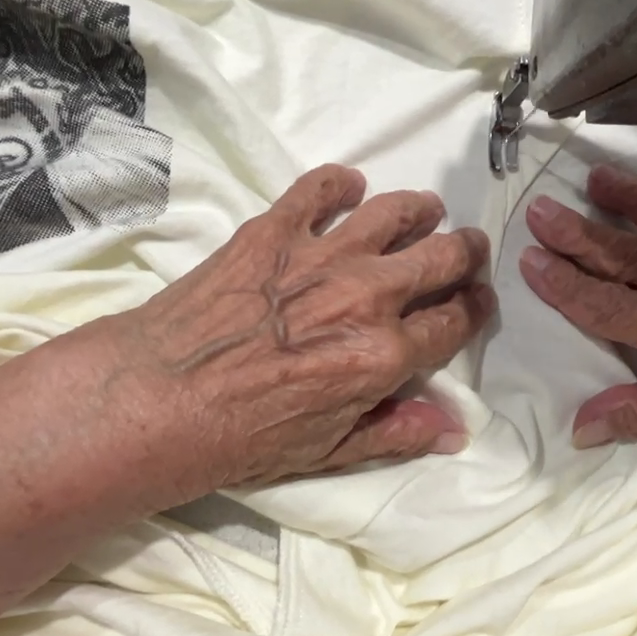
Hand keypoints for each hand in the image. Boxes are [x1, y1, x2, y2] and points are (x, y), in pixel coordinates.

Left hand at [61, 165, 493, 503]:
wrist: (159, 396)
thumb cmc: (243, 436)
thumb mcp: (327, 452)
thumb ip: (396, 433)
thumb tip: (455, 430)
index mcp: (383, 355)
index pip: (454, 322)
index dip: (475, 310)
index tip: (477, 302)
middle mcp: (366, 296)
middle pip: (442, 257)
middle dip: (466, 252)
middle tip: (465, 251)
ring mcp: (321, 255)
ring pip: (396, 211)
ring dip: (420, 209)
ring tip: (423, 212)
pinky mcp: (275, 229)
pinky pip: (321, 187)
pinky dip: (341, 183)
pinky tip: (348, 189)